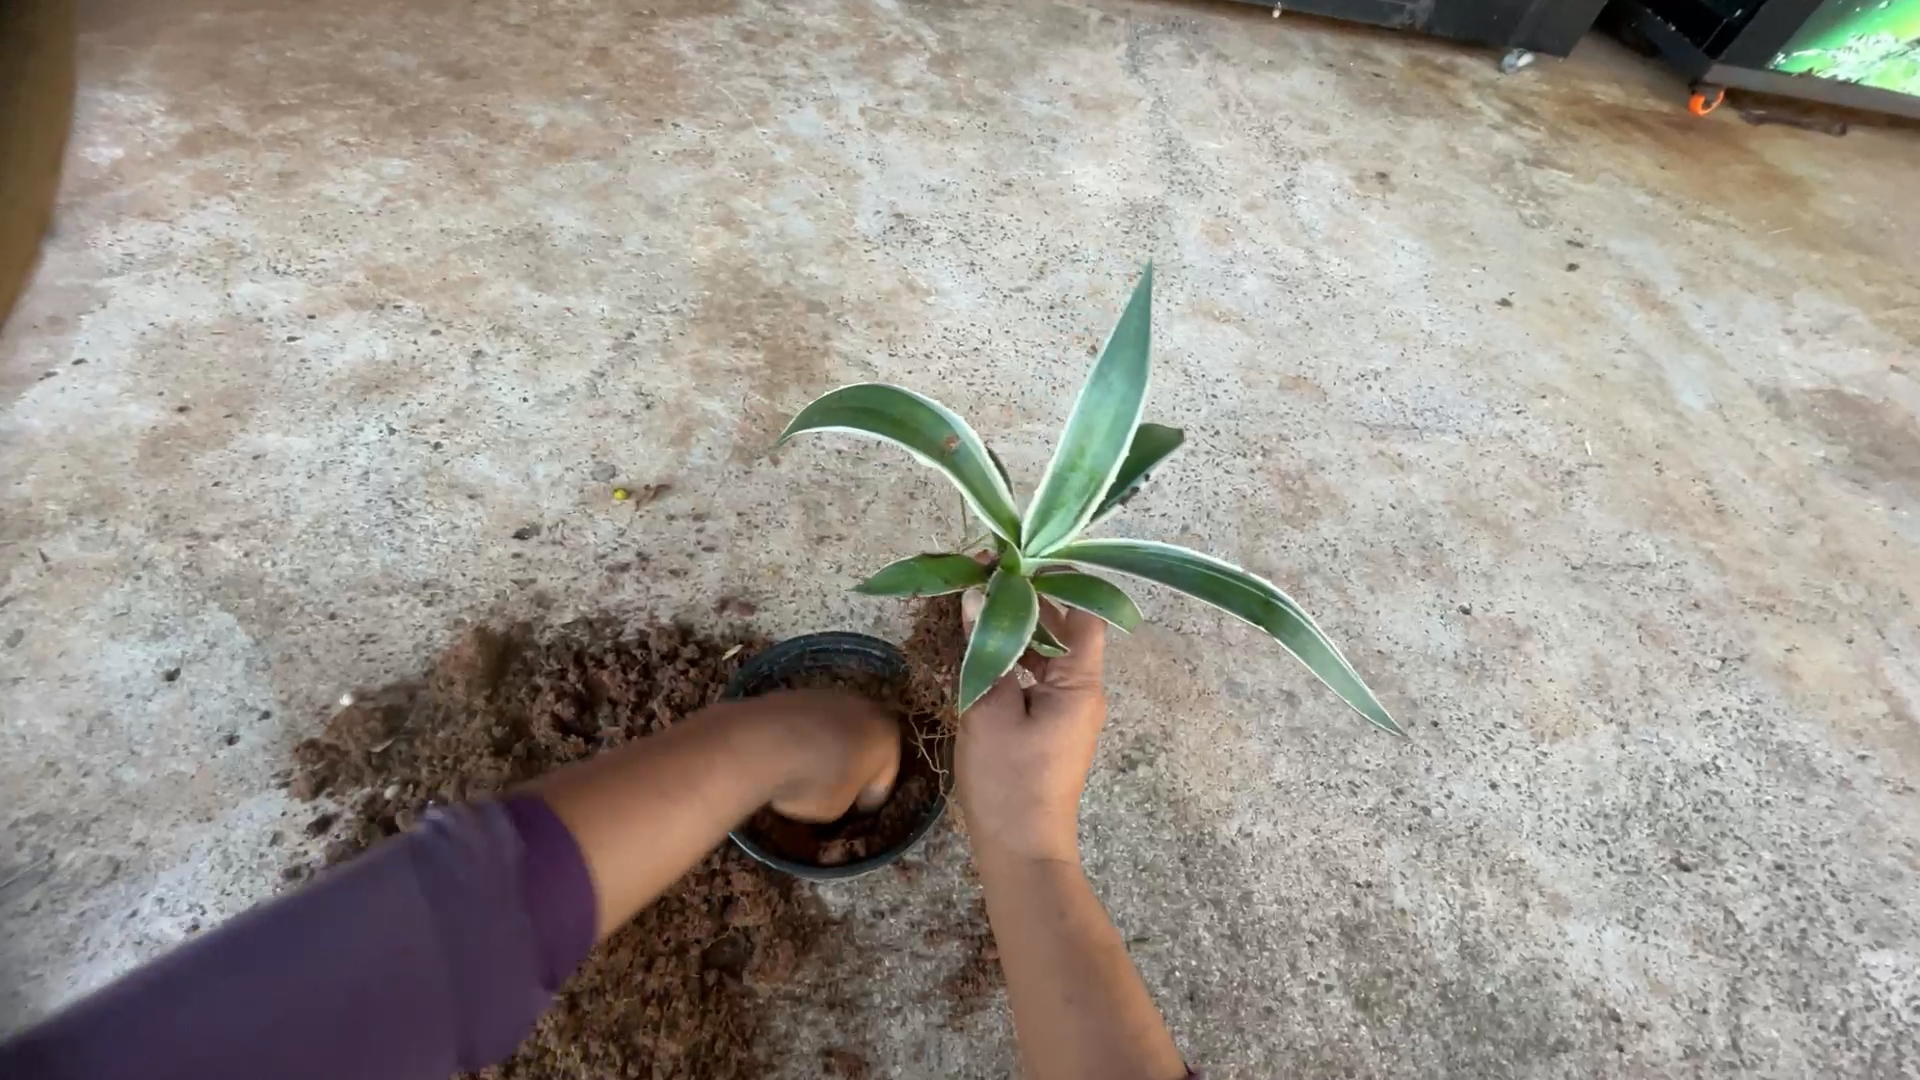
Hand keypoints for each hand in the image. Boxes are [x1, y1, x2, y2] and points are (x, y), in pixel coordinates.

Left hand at [739, 688, 901, 821]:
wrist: (764, 743)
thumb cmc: (815, 780)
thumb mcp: (838, 806)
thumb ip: (847, 793)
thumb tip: (839, 787)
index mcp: (887, 735)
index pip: (886, 773)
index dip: (871, 794)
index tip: (859, 807)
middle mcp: (865, 708)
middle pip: (864, 739)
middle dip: (854, 760)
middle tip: (838, 785)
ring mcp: (830, 695)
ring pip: (836, 726)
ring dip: (828, 744)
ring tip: (807, 770)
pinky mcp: (798, 693)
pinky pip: (808, 722)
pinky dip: (803, 736)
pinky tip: (786, 756)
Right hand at [956, 591, 1106, 863]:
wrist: (1020, 850)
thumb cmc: (1009, 781)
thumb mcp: (989, 710)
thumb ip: (985, 650)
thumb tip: (973, 595)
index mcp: (1080, 683)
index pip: (1084, 614)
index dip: (1058, 582)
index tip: (1019, 560)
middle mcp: (1083, 691)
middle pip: (1064, 630)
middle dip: (1028, 601)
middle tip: (986, 575)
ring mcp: (1068, 710)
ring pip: (1047, 654)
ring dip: (1018, 628)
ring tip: (980, 601)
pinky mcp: (1051, 725)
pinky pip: (1037, 678)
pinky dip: (1014, 658)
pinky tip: (983, 646)